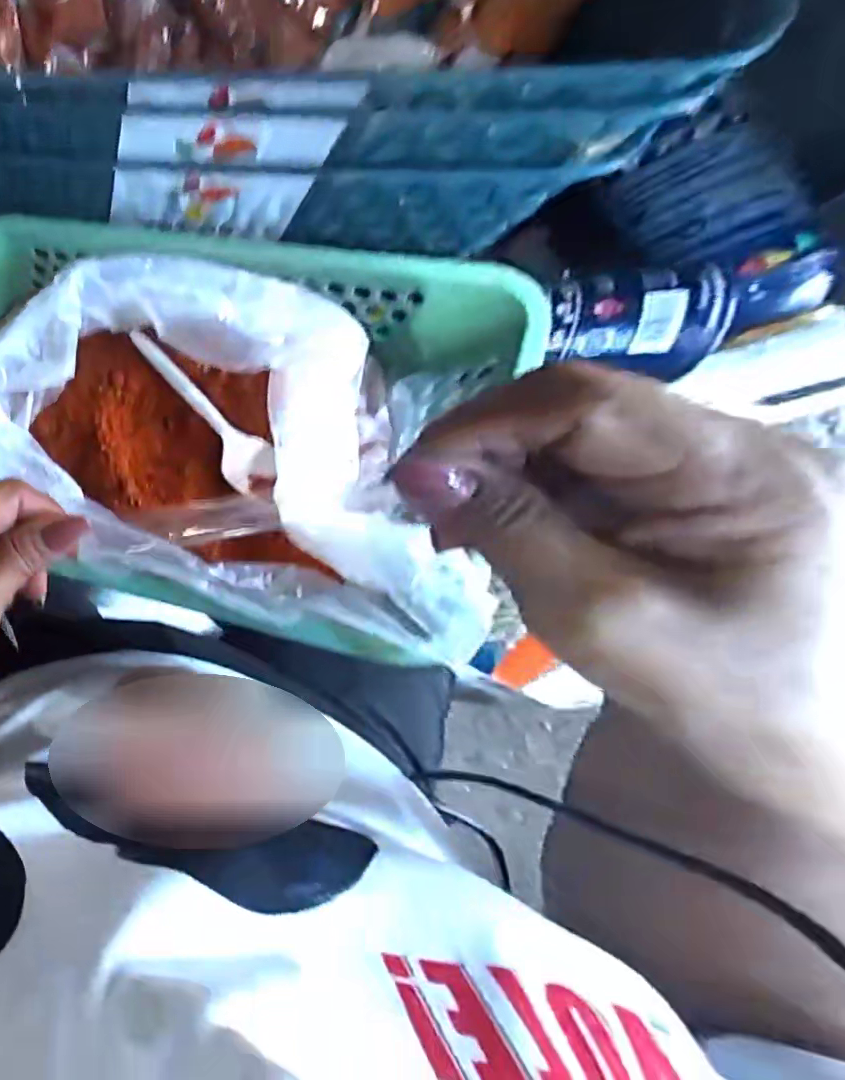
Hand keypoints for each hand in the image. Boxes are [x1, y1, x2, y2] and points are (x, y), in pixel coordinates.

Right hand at [391, 362, 844, 728]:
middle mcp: (730, 446)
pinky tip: (483, 527)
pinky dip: (506, 489)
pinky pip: (566, 465)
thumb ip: (504, 527)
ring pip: (557, 432)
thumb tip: (414, 470)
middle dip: (478, 447)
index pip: (588, 402)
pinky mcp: (667, 491)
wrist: (766, 743)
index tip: (411, 474)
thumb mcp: (589, 608)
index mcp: (744, 468)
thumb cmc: (700, 686)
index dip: (484, 423)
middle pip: (571, 407)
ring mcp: (700, 467)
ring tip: (451, 527)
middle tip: (422, 504)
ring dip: (486, 470)